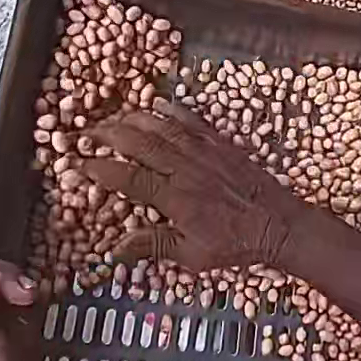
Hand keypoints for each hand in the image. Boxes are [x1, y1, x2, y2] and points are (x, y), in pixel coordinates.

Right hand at [81, 103, 312, 272]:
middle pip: (141, 144)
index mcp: (178, 199)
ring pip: (163, 128)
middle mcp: (188, 170)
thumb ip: (154, 246)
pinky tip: (158, 105)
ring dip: (135, 119)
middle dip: (110, 135)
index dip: (102, 169)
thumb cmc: (237, 244)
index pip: (130, 179)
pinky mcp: (221, 144)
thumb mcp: (193, 255)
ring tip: (114, 117)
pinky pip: (193, 121)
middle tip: (88, 131)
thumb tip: (115, 250)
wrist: (279, 224)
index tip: (81, 163)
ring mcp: (205, 153)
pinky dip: (173, 111)